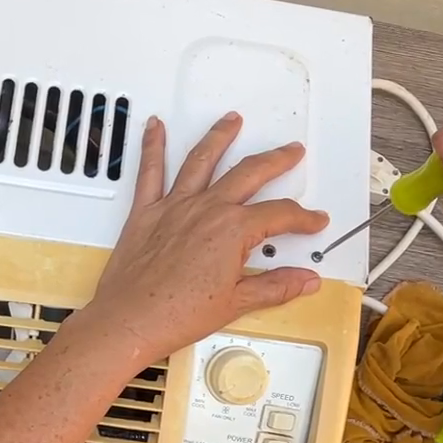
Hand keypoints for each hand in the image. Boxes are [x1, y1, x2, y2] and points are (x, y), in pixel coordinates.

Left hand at [69, 113, 328, 370]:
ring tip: (232, 121)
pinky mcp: (145, 212)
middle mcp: (205, 209)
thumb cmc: (176, 315)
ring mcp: (174, 207)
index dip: (302, 218)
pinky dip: (151, 146)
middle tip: (291, 152)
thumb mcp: (235, 304)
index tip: (314, 222)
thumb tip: (306, 281)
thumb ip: (274, 287)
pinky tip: (154, 127)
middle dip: (275, 160)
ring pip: (201, 160)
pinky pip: (149, 172)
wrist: (129, 321)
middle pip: (248, 174)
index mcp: (233, 230)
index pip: (279, 215)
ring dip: (219, 137)